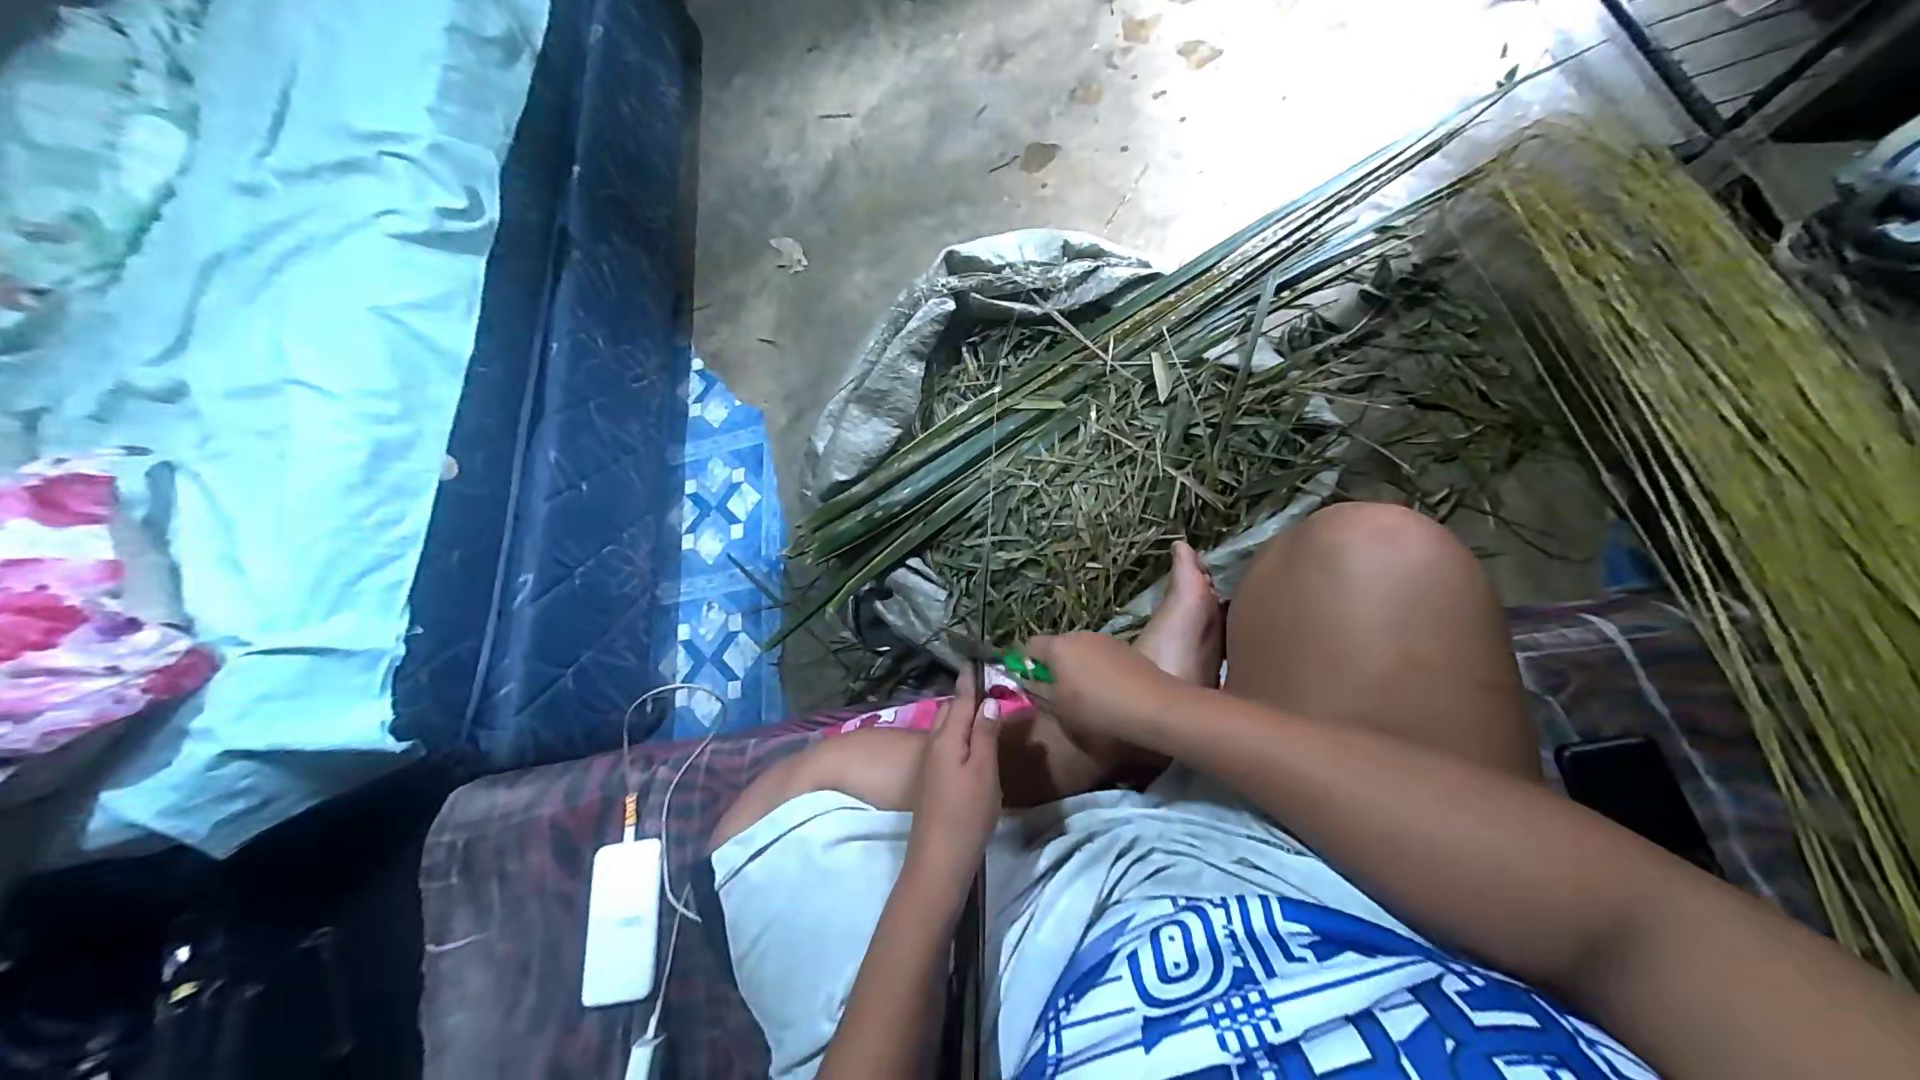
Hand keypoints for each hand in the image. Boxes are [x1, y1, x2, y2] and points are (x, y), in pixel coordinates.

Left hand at [905, 667, 1001, 895]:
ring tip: (978, 708)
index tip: (974, 662)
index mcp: (947, 738)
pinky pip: (945, 743)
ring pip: (944, 728)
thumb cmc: (966, 811)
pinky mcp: (932, 779)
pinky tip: (968, 742)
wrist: (939, 856)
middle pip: (948, 712)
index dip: (968, 682)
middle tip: (981, 684)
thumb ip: (985, 735)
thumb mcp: (984, 770)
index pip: (959, 701)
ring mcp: (930, 763)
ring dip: (959, 715)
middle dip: (963, 696)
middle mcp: (934, 744)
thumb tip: (988, 702)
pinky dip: (957, 734)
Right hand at [1019, 632, 1188, 746]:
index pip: (1030, 645)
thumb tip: (1028, 682)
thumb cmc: (1096, 707)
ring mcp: (1105, 639)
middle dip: (1053, 665)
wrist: (1152, 706)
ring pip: (1080, 651)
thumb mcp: (1058, 707)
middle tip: (1056, 692)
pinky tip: (1108, 691)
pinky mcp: (1126, 649)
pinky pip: (1100, 656)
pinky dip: (1097, 670)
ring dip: (1076, 667)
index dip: (1025, 663)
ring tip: (1085, 694)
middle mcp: (1079, 635)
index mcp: (1057, 646)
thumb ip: (1038, 691)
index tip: (1030, 683)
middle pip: (1056, 646)